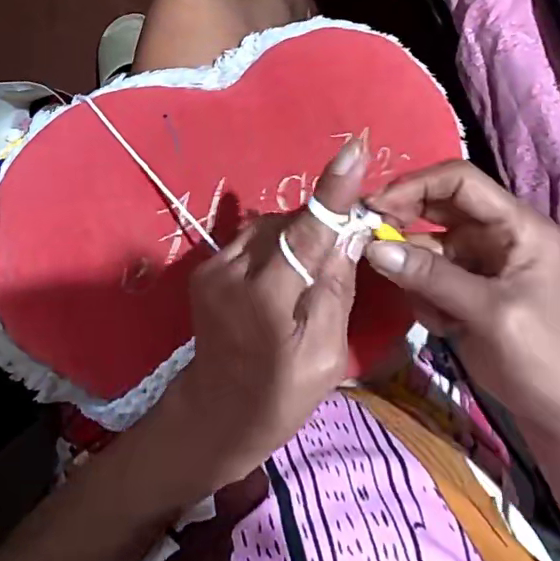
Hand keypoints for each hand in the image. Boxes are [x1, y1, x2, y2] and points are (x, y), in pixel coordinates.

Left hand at [159, 138, 372, 490]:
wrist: (216, 412)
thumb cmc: (282, 396)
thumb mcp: (327, 354)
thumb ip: (336, 287)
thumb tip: (349, 232)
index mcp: (267, 300)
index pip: (306, 233)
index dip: (333, 191)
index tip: (355, 148)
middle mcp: (233, 273)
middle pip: (288, 224)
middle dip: (319, 226)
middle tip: (341, 248)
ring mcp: (212, 268)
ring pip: (268, 227)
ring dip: (295, 235)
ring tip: (306, 273)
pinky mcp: (204, 268)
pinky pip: (251, 239)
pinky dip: (274, 246)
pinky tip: (282, 272)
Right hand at [364, 160, 559, 455]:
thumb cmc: (544, 358)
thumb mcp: (489, 312)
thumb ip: (431, 277)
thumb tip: (373, 248)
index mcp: (517, 225)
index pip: (460, 181)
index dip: (415, 185)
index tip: (375, 205)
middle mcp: (495, 235)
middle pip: (435, 207)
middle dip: (402, 222)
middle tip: (368, 240)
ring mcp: (478, 263)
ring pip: (424, 245)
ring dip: (412, 270)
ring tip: (427, 309)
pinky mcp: (464, 290)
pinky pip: (424, 276)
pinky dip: (420, 295)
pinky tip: (442, 325)